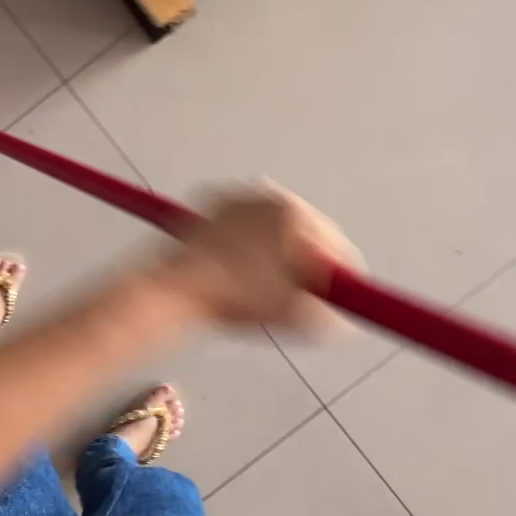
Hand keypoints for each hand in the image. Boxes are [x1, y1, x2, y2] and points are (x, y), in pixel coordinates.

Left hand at [160, 181, 359, 332]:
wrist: (175, 289)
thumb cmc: (232, 299)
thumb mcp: (294, 316)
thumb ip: (328, 314)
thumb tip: (340, 320)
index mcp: (297, 216)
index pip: (335, 246)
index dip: (340, 275)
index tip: (339, 295)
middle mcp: (270, 195)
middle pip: (304, 230)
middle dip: (306, 260)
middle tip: (301, 291)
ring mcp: (239, 195)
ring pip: (272, 225)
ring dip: (275, 249)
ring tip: (264, 281)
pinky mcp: (212, 201)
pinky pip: (242, 222)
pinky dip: (245, 239)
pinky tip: (236, 265)